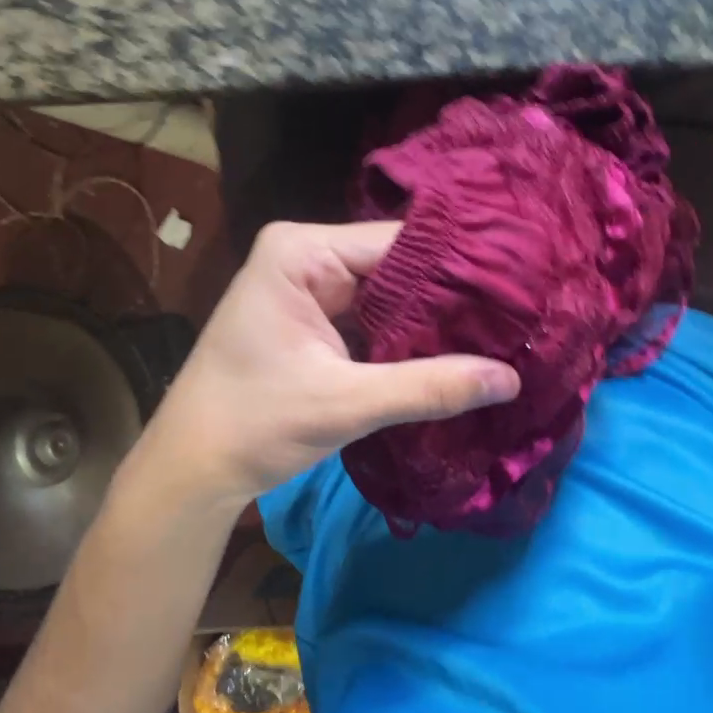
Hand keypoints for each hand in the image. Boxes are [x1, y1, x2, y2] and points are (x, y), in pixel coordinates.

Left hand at [126, 221, 520, 508]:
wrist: (191, 470)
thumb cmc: (252, 425)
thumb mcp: (344, 404)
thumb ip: (428, 387)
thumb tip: (511, 379)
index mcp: (302, 251)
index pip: (401, 243)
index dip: (459, 268)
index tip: (518, 290)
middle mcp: (307, 256)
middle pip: (400, 266)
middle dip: (451, 297)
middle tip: (520, 317)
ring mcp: (311, 288)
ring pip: (392, 295)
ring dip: (435, 321)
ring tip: (503, 334)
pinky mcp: (316, 321)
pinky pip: (376, 319)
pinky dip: (410, 340)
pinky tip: (458, 353)